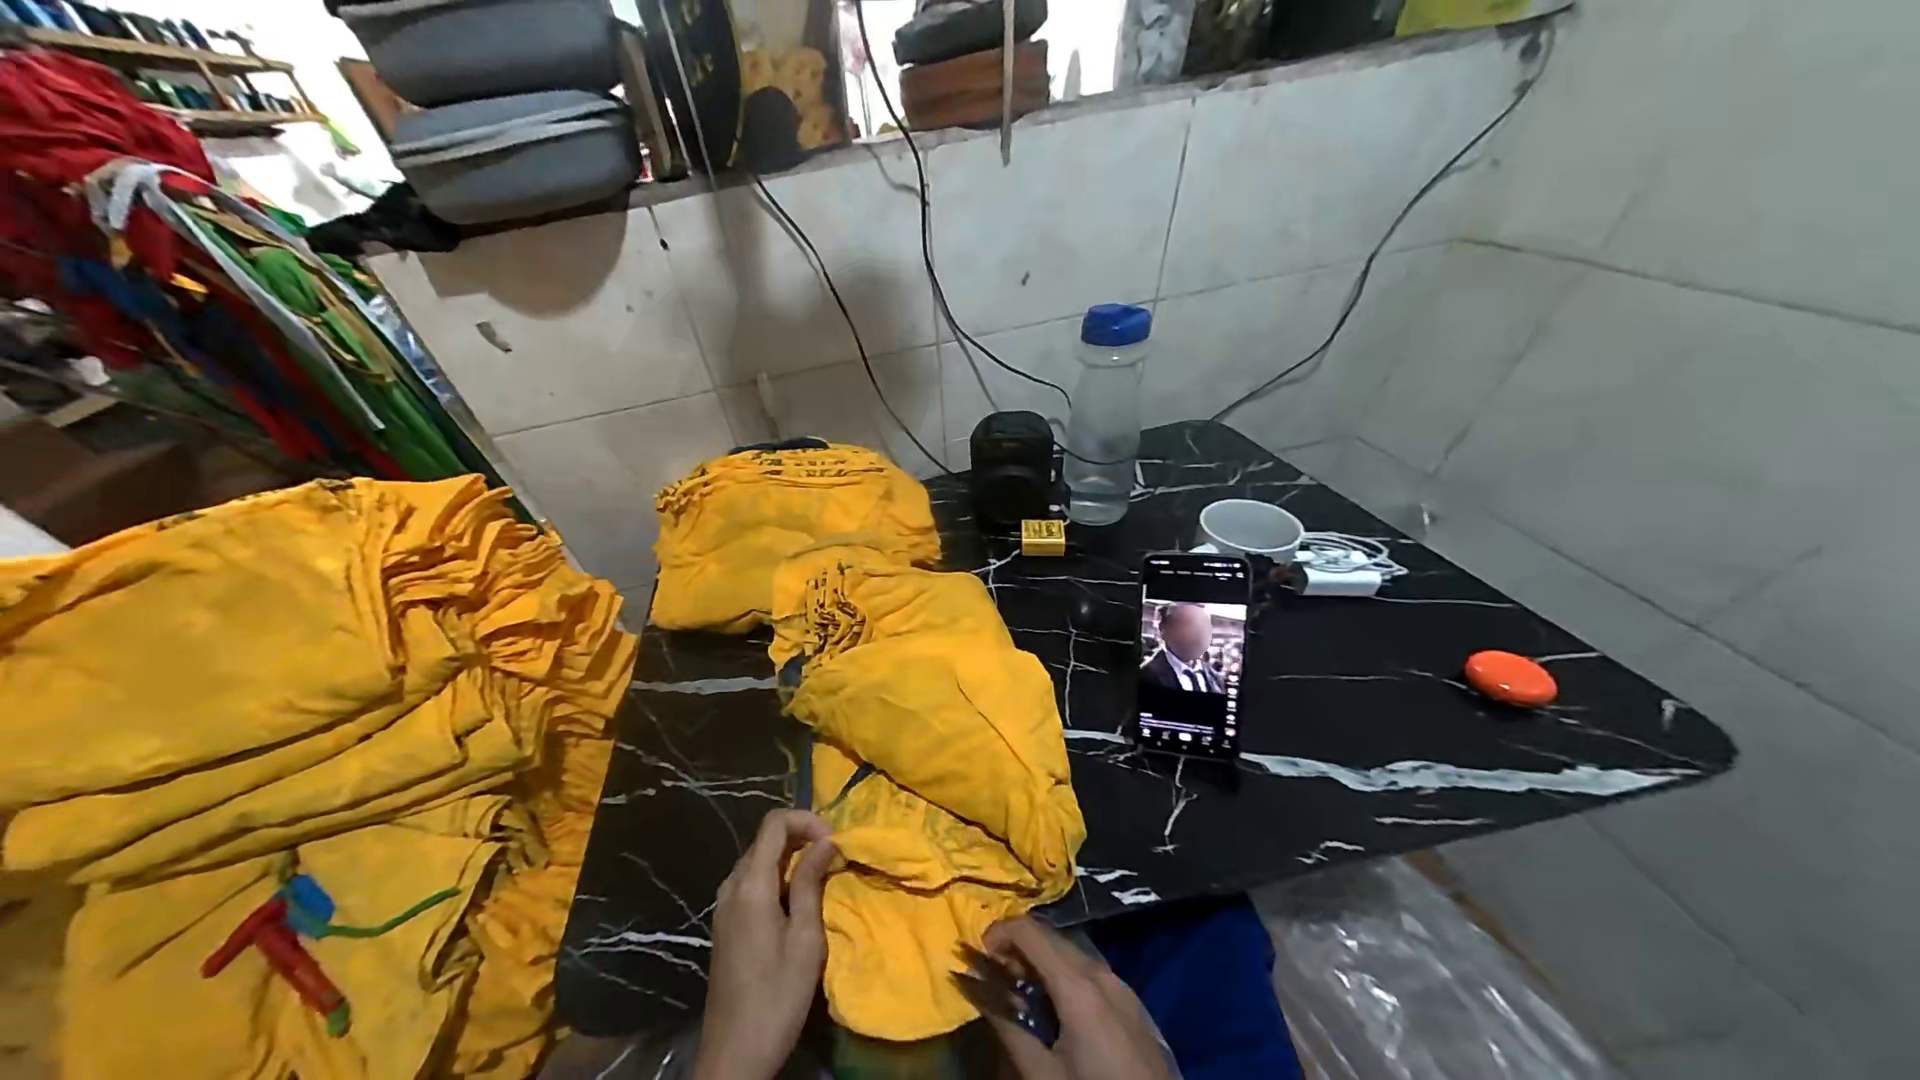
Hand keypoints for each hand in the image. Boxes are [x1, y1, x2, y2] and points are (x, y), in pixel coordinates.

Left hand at [691, 810, 837, 1079]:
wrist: (733, 1056)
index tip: (834, 841)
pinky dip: (776, 876)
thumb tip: (826, 841)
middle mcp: (731, 886)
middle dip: (802, 836)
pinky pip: (751, 882)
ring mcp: (723, 906)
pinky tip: (796, 900)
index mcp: (750, 885)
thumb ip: (811, 883)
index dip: (806, 819)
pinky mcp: (724, 924)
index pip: (774, 823)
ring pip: (758, 859)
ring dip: (790, 857)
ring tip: (821, 877)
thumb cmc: (777, 996)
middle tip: (834, 858)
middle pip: (765, 839)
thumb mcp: (805, 939)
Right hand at [980, 918, 1174, 1079]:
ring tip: (1023, 995)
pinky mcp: (1133, 1003)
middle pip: (1050, 938)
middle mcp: (1101, 972)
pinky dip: (1064, 976)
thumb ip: (1008, 1027)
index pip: (1029, 931)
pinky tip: (1057, 1010)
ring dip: (1041, 963)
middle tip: (995, 980)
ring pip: (1070, 954)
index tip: (978, 958)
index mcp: (1078, 985)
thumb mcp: (1043, 1076)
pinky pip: (1090, 973)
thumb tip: (976, 989)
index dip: (998, 934)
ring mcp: (1121, 985)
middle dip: (1017, 949)